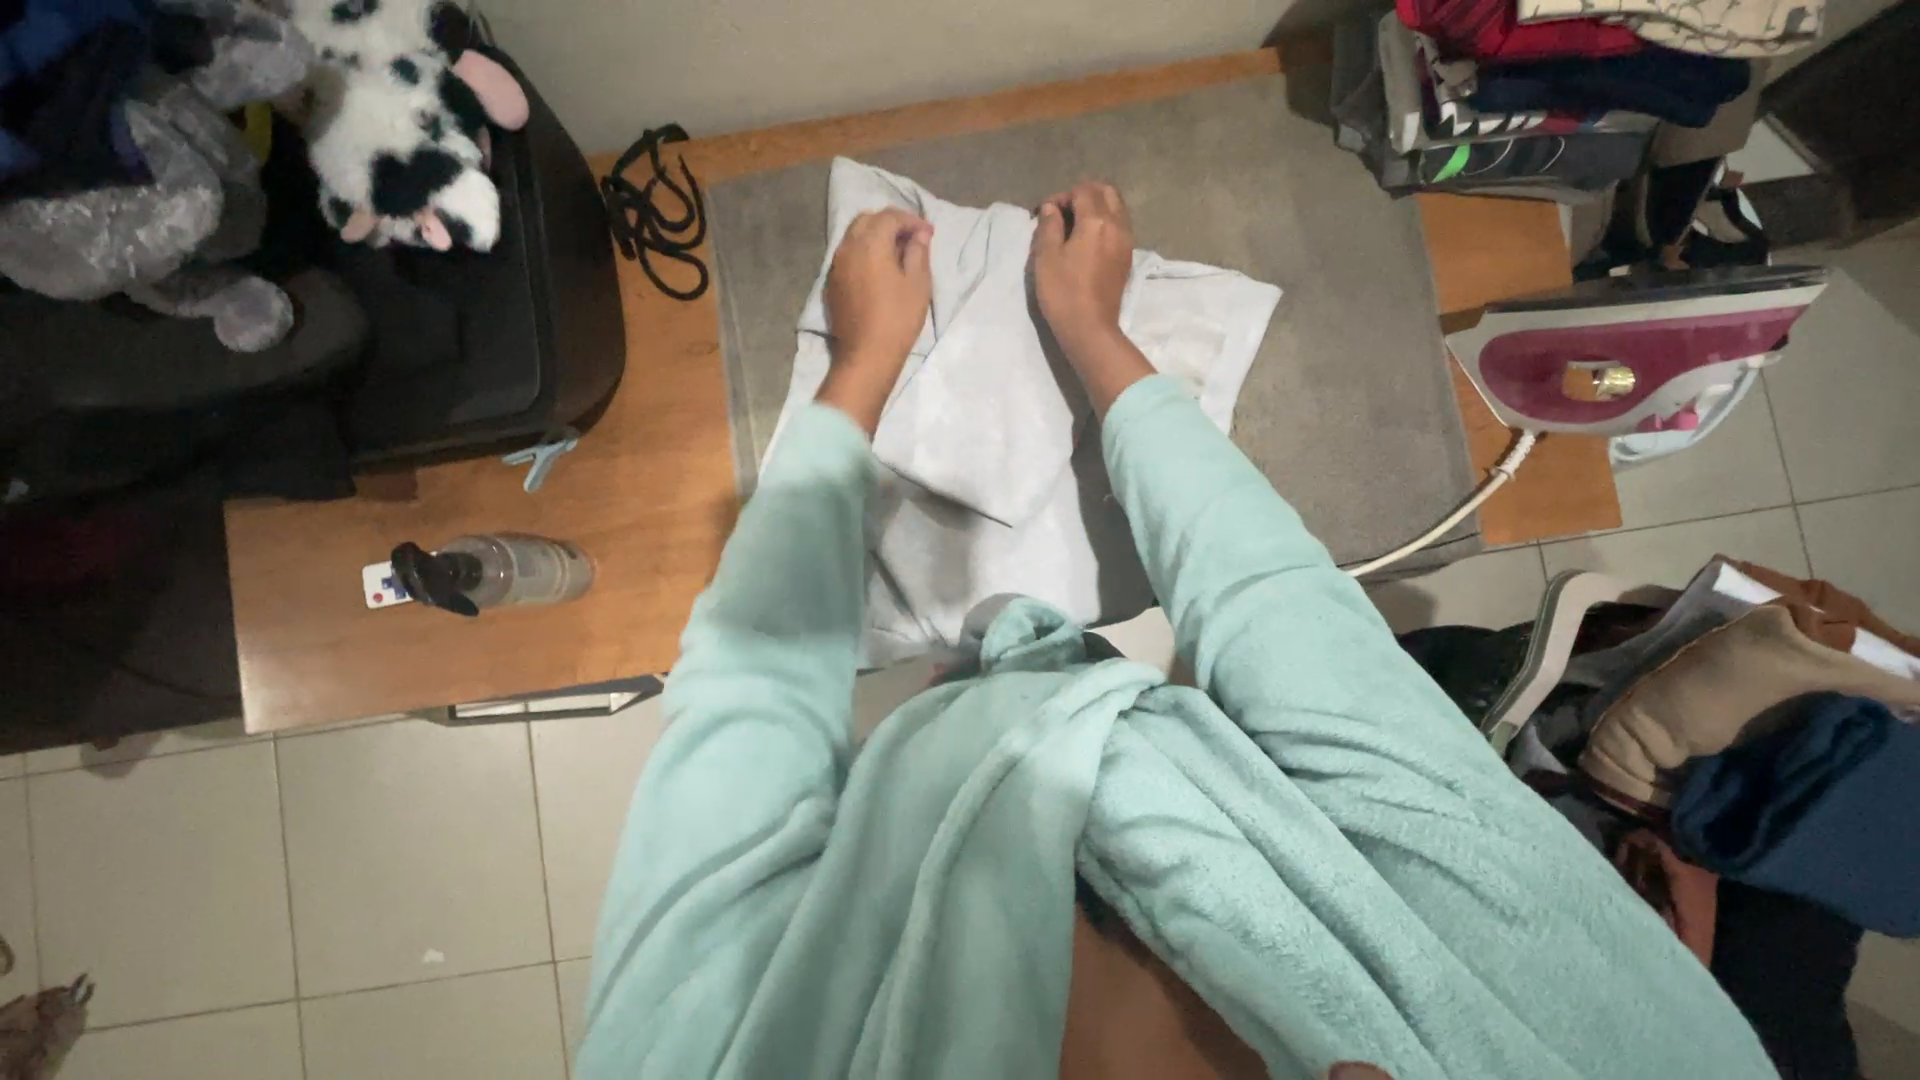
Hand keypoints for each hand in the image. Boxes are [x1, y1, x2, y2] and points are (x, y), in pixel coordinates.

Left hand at [817, 209, 933, 433]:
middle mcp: (848, 247)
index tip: (929, 234)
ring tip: (896, 253)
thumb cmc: (898, 319)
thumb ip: (918, 252)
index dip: (912, 220)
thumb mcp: (918, 284)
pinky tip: (879, 269)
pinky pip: (848, 255)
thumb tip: (918, 235)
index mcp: (871, 243)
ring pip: (855, 236)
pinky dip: (864, 252)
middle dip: (891, 223)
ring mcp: (836, 265)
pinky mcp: (832, 283)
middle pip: (868, 220)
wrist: (866, 354)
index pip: (890, 216)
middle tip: (911, 239)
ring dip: (876, 237)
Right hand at [1032, 182, 1133, 354]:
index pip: (1082, 191)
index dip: (1061, 196)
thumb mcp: (1046, 257)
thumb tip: (1051, 209)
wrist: (1090, 328)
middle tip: (1063, 212)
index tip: (1045, 214)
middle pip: (1106, 191)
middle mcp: (1118, 225)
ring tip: (1075, 226)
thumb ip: (1049, 226)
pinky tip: (1088, 240)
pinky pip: (1120, 226)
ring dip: (1097, 207)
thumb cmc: (1063, 293)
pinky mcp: (1127, 257)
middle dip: (1084, 194)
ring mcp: (1127, 241)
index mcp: (1097, 221)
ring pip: (1117, 207)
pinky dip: (1105, 223)